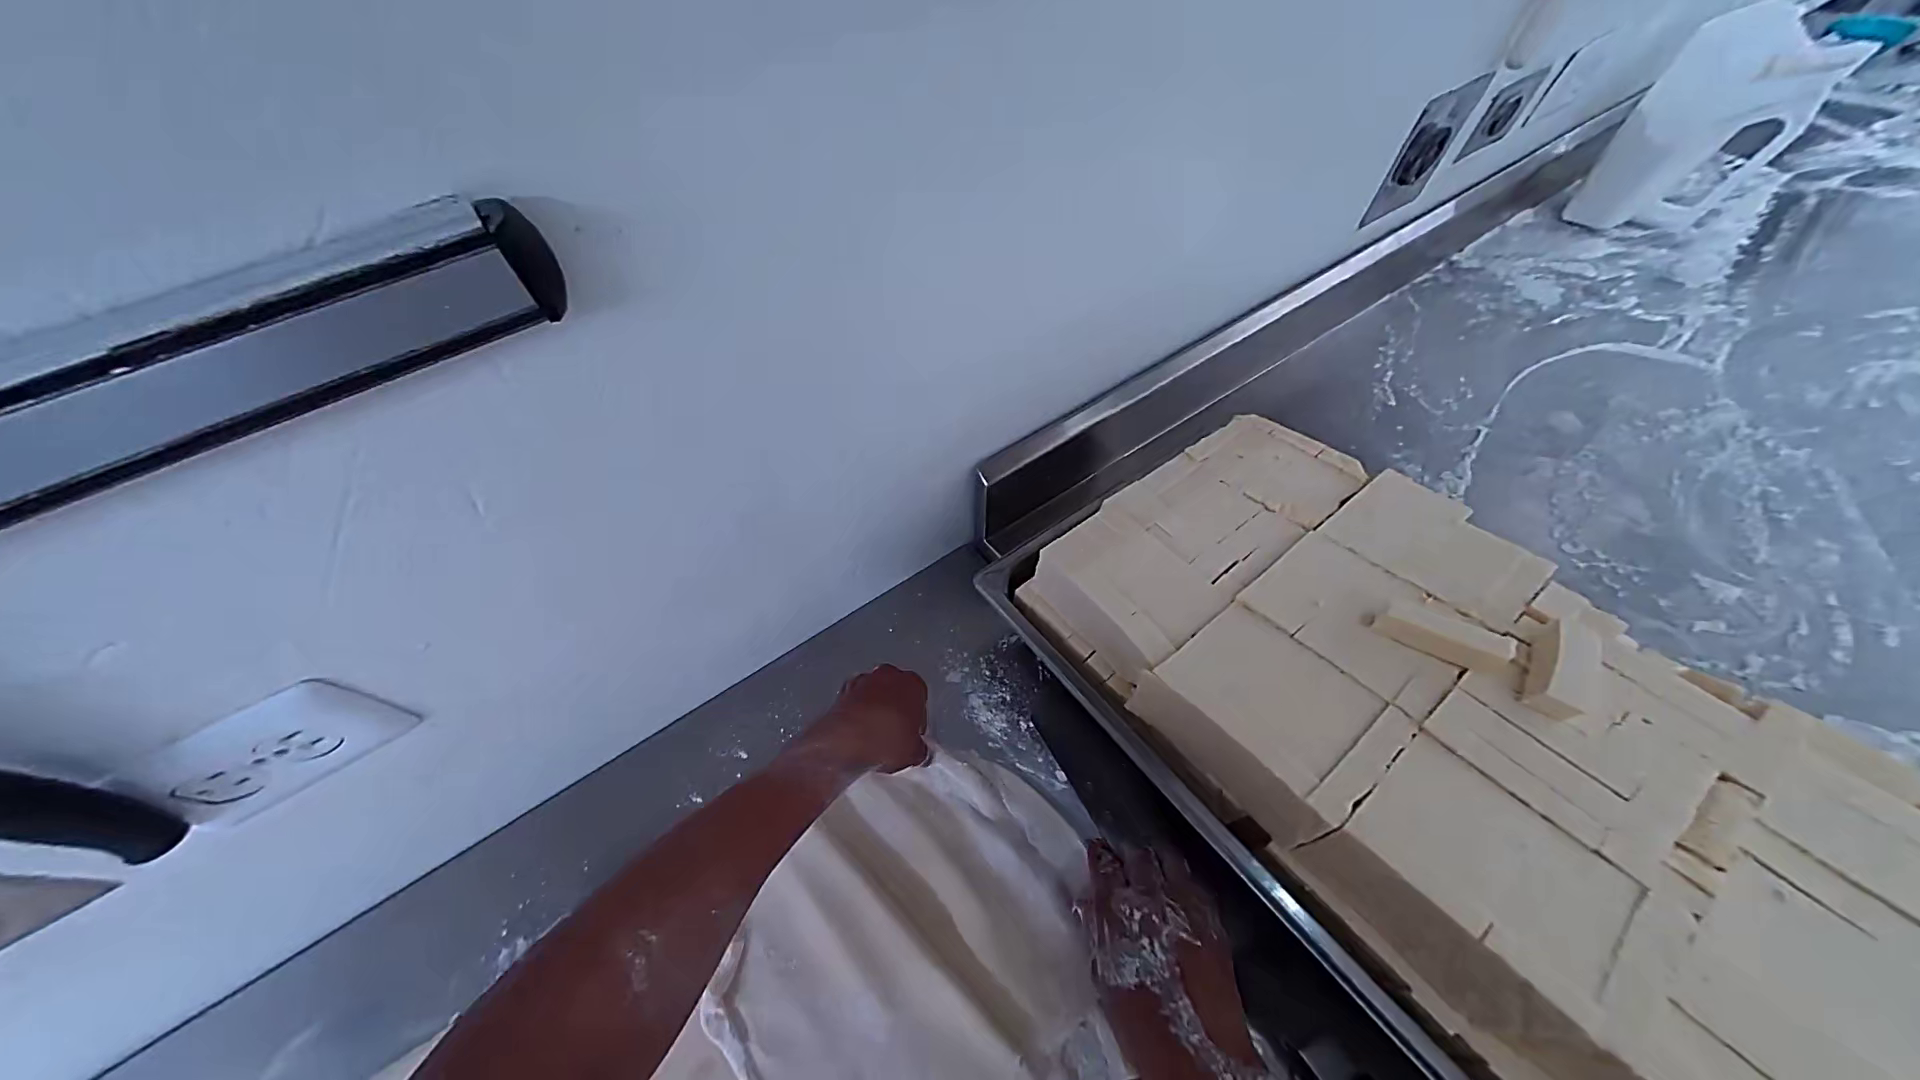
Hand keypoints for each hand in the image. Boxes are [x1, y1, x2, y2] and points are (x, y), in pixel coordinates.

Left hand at [803, 664, 929, 774]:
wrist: (846, 742)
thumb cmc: (885, 739)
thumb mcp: (913, 752)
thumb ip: (918, 747)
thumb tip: (916, 751)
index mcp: (913, 683)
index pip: (920, 697)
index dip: (916, 717)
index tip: (912, 732)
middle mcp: (888, 675)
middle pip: (896, 690)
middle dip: (895, 708)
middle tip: (894, 733)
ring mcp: (862, 681)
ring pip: (873, 693)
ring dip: (874, 708)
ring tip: (874, 735)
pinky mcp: (841, 692)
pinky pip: (854, 701)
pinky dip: (856, 713)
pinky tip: (857, 734)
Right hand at [1085, 840, 1264, 1078]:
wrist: (1199, 1062)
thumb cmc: (1140, 1026)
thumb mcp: (1104, 977)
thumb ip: (1096, 933)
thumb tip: (1087, 903)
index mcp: (1117, 912)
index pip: (1104, 865)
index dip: (1099, 855)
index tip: (1097, 851)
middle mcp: (1151, 900)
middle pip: (1138, 856)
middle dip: (1130, 854)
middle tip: (1125, 858)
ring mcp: (1186, 907)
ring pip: (1170, 861)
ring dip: (1159, 861)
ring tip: (1154, 864)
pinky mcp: (1213, 922)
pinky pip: (1196, 885)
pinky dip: (1186, 882)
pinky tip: (1182, 888)